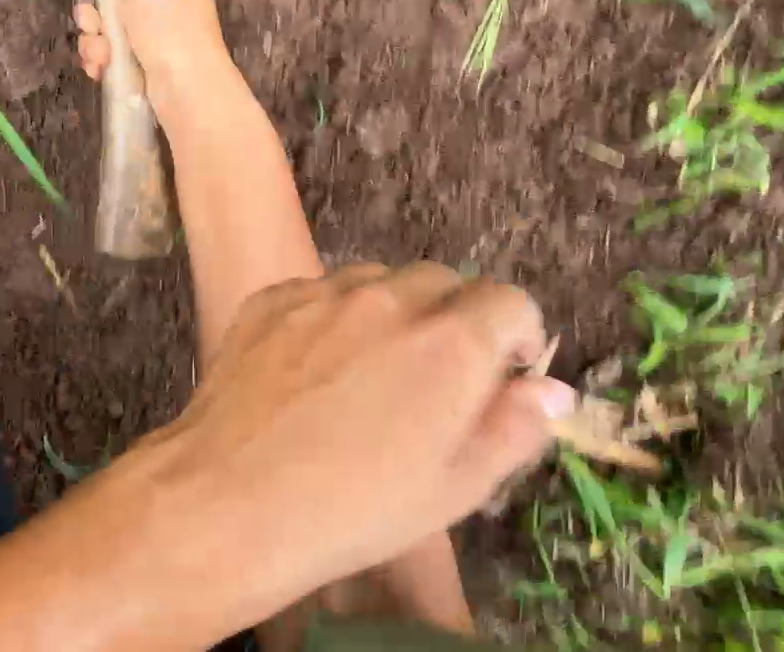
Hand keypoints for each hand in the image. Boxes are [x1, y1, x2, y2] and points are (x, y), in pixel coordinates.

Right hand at [73, 0, 230, 90]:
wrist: (187, 93)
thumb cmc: (170, 32)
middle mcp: (168, 2)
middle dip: (97, 12)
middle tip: (93, 23)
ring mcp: (156, 34)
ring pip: (109, 26)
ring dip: (96, 40)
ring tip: (101, 55)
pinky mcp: (144, 61)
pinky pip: (112, 51)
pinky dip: (103, 60)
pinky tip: (100, 69)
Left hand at [142, 263, 574, 617]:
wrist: (234, 490)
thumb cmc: (356, 504)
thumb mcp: (458, 485)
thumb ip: (513, 427)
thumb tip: (549, 388)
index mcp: (448, 343)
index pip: (507, 300)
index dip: (514, 334)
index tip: (500, 370)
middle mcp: (382, 301)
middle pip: (439, 280)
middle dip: (454, 315)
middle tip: (437, 371)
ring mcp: (315, 295)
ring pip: (374, 279)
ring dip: (390, 307)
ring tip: (373, 365)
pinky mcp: (265, 300)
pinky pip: (314, 289)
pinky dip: (330, 310)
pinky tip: (315, 360)